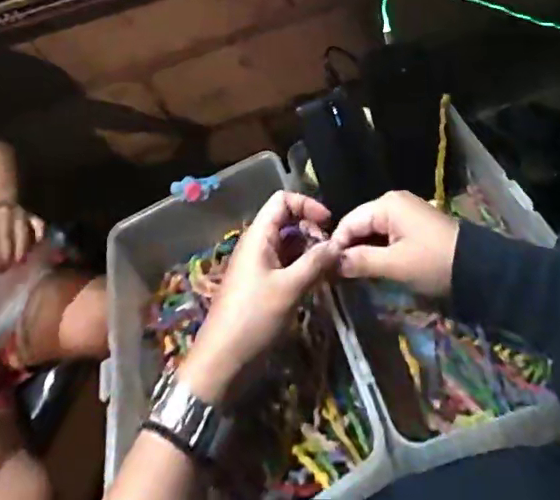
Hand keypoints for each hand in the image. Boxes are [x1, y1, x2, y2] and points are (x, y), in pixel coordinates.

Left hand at [0, 200, 44, 271]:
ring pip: (23, 234)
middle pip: (7, 239)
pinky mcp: (32, 215)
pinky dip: (39, 236)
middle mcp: (5, 217)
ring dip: (22, 251)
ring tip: (20, 262)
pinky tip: (36, 246)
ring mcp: (21, 215)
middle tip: (7, 269)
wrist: (0, 200)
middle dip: (7, 258)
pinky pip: (39, 225)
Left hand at [179, 192, 337, 403]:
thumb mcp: (289, 288)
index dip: (307, 205)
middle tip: (332, 251)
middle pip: (288, 221)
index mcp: (258, 235)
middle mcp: (258, 244)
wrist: (222, 359)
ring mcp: (259, 264)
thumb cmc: (253, 317)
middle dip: (312, 230)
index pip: (282, 200)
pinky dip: (303, 268)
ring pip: (289, 244)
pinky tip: (318, 282)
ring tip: (330, 268)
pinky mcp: (262, 285)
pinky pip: (286, 264)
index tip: (329, 223)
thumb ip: (315, 262)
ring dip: (310, 251)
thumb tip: (337, 244)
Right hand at [331, 190, 459, 297]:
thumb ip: (361, 261)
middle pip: (360, 224)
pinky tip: (372, 268)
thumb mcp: (395, 265)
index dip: (336, 245)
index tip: (325, 270)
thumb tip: (332, 262)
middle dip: (349, 248)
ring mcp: (405, 213)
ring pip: (373, 231)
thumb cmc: (433, 262)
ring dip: (364, 251)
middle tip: (336, 275)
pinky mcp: (415, 226)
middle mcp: (393, 202)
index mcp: (386, 204)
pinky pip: (387, 235)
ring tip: (351, 275)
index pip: (349, 221)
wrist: (479, 267)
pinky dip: (379, 251)